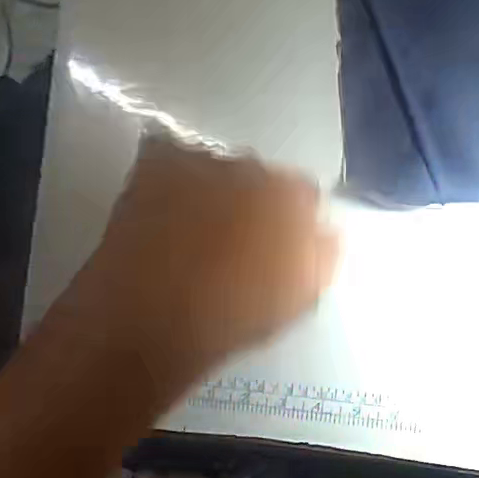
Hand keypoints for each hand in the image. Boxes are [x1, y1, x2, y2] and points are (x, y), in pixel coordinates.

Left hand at [51, 134, 338, 377]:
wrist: (153, 316)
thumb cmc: (235, 315)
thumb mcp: (300, 297)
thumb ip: (322, 256)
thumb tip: (325, 233)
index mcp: (294, 198)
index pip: (306, 195)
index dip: (295, 222)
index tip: (281, 248)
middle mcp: (252, 166)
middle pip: (262, 178)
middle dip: (255, 203)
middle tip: (240, 242)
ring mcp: (201, 160)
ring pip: (217, 170)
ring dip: (214, 192)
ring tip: (197, 232)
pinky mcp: (155, 164)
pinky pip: (172, 161)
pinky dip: (172, 180)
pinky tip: (166, 213)